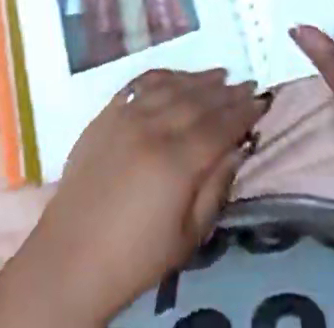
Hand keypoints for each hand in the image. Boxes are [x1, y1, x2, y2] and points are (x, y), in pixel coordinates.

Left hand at [8, 69, 266, 322]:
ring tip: (220, 74)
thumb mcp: (189, 235)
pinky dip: (162, 76)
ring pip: (170, 86)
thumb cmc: (136, 257)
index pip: (220, 126)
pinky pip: (138, 85)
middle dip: (227, 91)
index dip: (244, 112)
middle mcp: (152, 129)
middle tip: (248, 84)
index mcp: (176, 162)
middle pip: (198, 100)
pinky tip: (176, 76)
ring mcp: (125, 118)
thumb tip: (237, 149)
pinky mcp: (104, 117)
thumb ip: (216, 187)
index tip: (262, 101)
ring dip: (198, 78)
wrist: (70, 259)